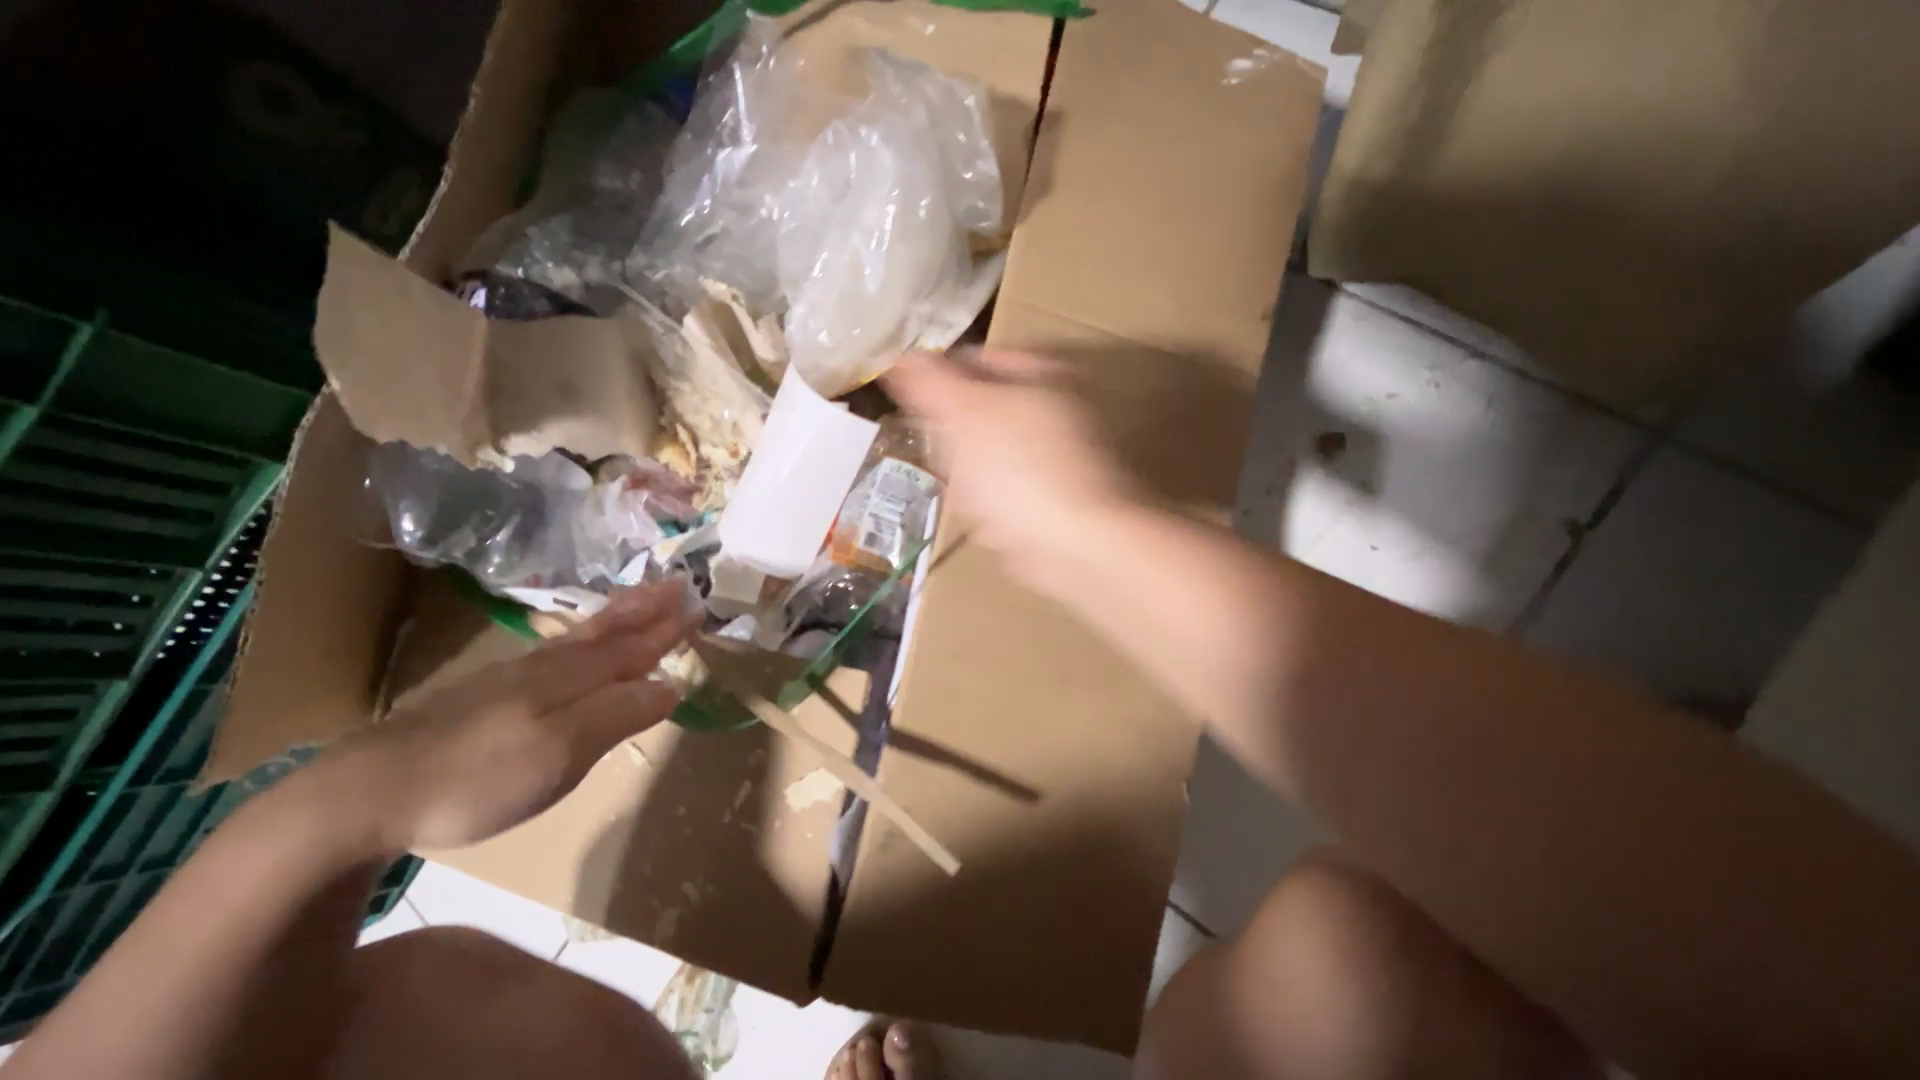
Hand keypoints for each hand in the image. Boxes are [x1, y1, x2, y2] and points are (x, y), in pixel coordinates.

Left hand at [312, 583, 695, 853]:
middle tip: (677, 585)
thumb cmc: (477, 777)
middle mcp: (544, 669)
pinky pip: (553, 654)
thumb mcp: (560, 754)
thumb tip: (670, 686)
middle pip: (605, 633)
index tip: (699, 603)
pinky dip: (580, 641)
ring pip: (577, 640)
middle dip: (644, 610)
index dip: (666, 630)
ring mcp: (510, 681)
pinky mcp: (484, 698)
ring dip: (614, 620)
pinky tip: (572, 649)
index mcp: (568, 680)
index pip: (631, 648)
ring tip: (637, 604)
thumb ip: (617, 716)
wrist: (372, 791)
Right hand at [883, 349, 1137, 573]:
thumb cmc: (1016, 467)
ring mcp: (1062, 458)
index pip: (978, 359)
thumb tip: (903, 357)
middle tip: (937, 449)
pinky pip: (1010, 495)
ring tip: (960, 491)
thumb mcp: (962, 412)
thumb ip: (929, 381)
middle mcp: (1061, 409)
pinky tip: (984, 520)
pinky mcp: (1059, 501)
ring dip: (970, 475)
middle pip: (986, 410)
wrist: (1073, 544)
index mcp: (1045, 373)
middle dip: (955, 435)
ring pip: (994, 456)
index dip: (940, 376)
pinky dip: (995, 506)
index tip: (914, 402)